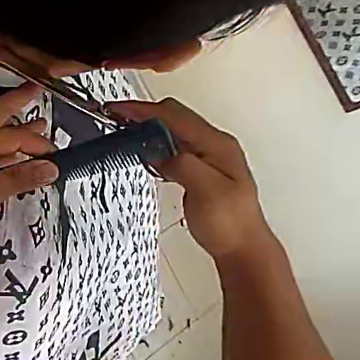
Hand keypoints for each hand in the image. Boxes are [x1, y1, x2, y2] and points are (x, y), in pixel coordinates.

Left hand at [0, 85, 57, 255]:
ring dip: (12, 128)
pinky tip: (12, 156)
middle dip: (18, 103)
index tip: (58, 156)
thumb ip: (19, 178)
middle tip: (38, 89)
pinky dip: (1, 149)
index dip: (38, 144)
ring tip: (36, 123)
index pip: (14, 135)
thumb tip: (51, 167)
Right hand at [110, 98, 275, 263]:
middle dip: (143, 113)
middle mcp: (214, 146)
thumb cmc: (230, 225)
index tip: (118, 110)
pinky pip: (175, 148)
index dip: (142, 110)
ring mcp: (209, 158)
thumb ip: (183, 165)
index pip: (174, 116)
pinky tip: (146, 153)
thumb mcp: (207, 192)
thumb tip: (162, 152)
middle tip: (117, 116)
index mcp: (216, 145)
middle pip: (174, 116)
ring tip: (125, 130)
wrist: (243, 250)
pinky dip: (156, 145)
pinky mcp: (202, 171)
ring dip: (149, 127)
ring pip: (174, 131)